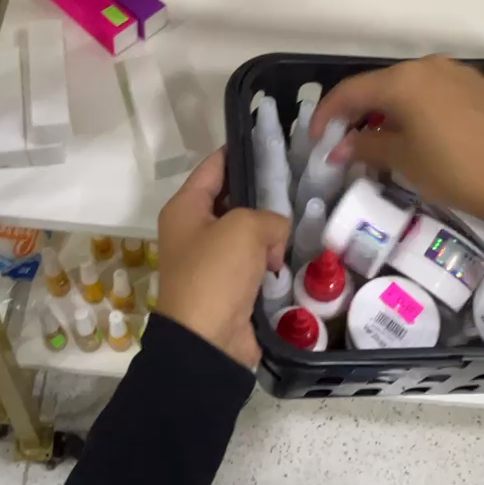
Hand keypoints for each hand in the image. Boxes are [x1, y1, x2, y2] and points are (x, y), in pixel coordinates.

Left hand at [157, 150, 290, 367]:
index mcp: (185, 208)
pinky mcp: (228, 287)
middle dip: (263, 195)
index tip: (272, 142)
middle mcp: (193, 230)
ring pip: (247, 233)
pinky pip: (253, 263)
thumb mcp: (244, 228)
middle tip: (298, 185)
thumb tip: (274, 238)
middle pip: (233, 200)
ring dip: (270, 234)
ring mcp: (210, 261)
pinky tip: (290, 258)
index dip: (241, 151)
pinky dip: (270, 261)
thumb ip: (269, 217)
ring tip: (298, 228)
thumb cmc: (216, 274)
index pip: (214, 166)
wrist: (207, 342)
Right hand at [312, 55, 483, 223]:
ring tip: (380, 138)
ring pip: (409, 87)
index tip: (316, 138)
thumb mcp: (402, 160)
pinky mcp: (478, 85)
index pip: (351, 91)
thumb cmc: (451, 170)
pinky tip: (417, 131)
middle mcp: (427, 66)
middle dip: (358, 112)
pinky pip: (435, 91)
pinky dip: (417, 108)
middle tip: (345, 140)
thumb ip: (365, 146)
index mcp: (403, 80)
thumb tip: (340, 148)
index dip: (327, 114)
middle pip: (380, 85)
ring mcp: (456, 72)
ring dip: (388, 109)